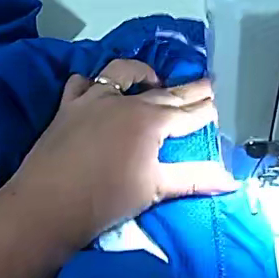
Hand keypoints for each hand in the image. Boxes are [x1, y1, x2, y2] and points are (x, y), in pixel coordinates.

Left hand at [0, 58, 238, 248]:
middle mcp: (124, 101)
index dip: (209, 107)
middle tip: (209, 84)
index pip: (190, 112)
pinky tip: (99, 90)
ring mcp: (93, 99)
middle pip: (165, 92)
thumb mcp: (155, 188)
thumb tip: (230, 179)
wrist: (48, 205)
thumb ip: (194, 178)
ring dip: (142, 74)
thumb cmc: (106, 199)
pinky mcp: (68, 106)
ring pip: (122, 72)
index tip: (225, 102)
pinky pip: (83, 82)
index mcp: (150, 120)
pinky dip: (94, 82)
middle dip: (189, 90)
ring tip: (154, 81)